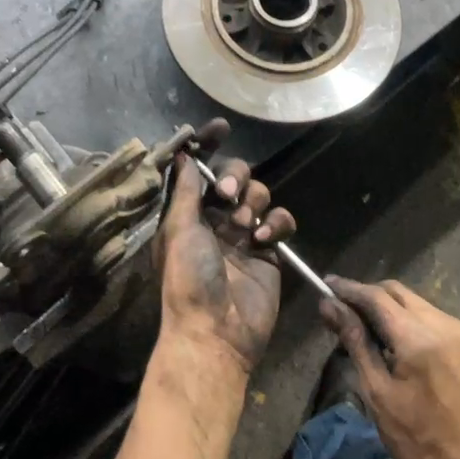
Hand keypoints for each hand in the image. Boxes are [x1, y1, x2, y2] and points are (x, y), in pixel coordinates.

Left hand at [157, 119, 296, 375]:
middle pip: (234, 177)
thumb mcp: (179, 229)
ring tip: (242, 226)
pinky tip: (262, 240)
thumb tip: (182, 153)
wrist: (216, 332)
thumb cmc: (188, 278)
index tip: (221, 126)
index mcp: (188, 214)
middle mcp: (215, 220)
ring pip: (258, 195)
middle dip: (234, 176)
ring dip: (252, 202)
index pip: (199, 169)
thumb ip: (187, 190)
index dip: (208, 145)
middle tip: (227, 193)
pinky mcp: (269, 251)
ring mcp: (243, 235)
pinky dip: (274, 223)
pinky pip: (279, 221)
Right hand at [320, 277, 459, 458]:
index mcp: (418, 337)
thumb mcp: (379, 394)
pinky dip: (404, 319)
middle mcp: (441, 323)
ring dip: (385, 307)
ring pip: (412, 302)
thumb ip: (355, 342)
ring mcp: (458, 331)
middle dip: (366, 296)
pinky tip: (391, 343)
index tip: (324, 285)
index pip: (375, 296)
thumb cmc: (421, 442)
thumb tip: (329, 306)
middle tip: (338, 312)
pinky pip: (427, 316)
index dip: (347, 289)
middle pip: (395, 292)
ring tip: (361, 331)